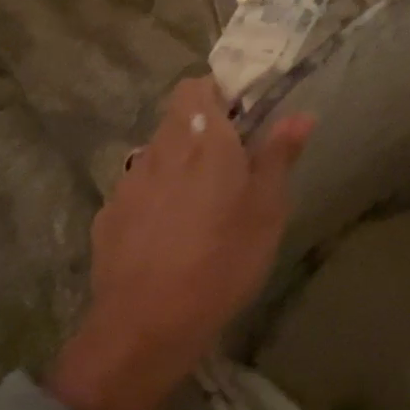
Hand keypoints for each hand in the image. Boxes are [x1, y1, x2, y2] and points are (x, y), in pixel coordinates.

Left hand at [46, 76, 314, 409]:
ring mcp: (129, 182)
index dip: (219, 92)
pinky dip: (158, 198)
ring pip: (159, 153)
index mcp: (204, 138)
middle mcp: (160, 148)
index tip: (244, 117)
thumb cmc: (223, 259)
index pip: (198, 85)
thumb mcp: (268, 209)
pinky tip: (172, 235)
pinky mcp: (109, 215)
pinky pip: (140, 190)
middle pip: (178, 118)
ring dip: (181, 164)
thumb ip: (279, 155)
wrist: (146, 325)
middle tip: (235, 165)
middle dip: (205, 130)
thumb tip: (300, 114)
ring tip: (204, 205)